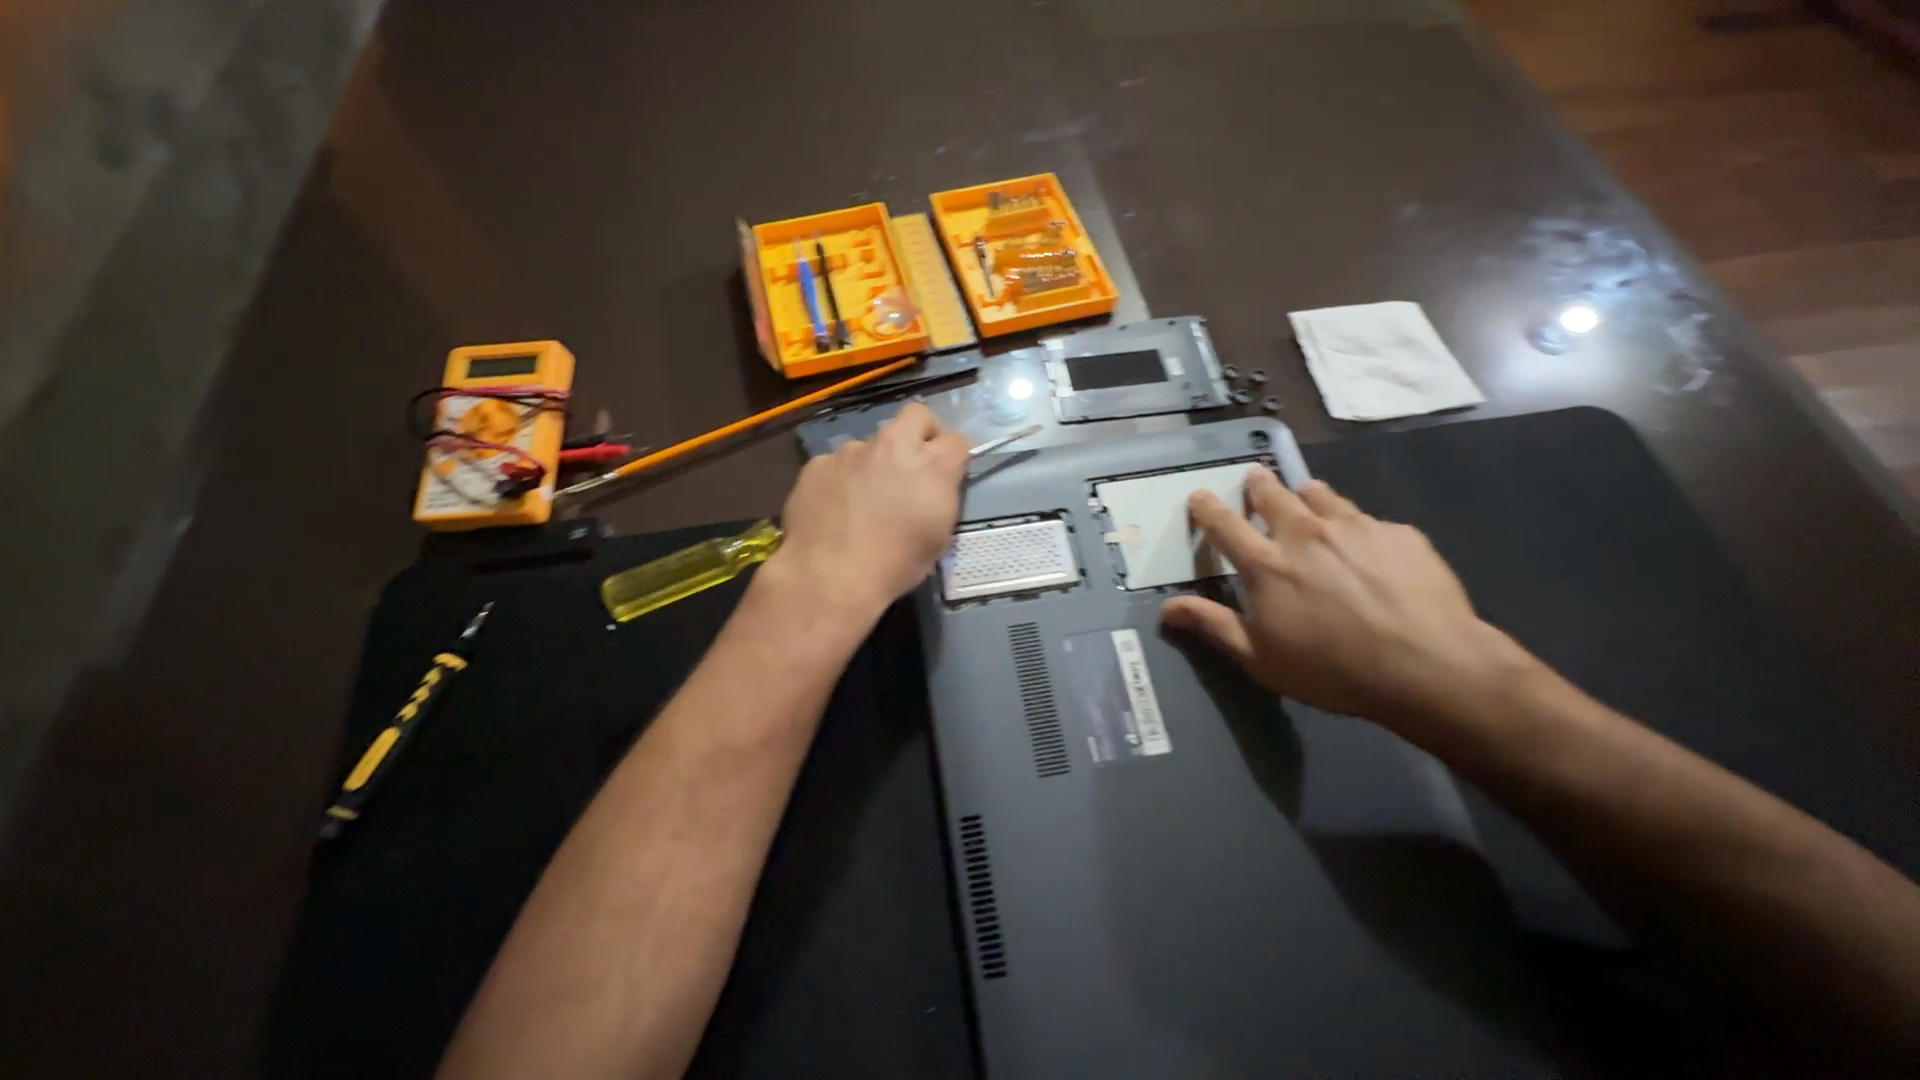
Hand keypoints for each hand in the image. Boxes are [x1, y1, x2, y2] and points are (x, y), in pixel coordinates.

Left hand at [763, 402, 970, 623]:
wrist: (829, 576)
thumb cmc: (894, 566)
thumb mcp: (937, 538)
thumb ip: (940, 499)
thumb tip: (934, 487)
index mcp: (931, 466)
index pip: (957, 440)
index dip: (955, 455)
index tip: (949, 472)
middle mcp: (893, 447)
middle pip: (916, 415)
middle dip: (921, 432)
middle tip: (914, 463)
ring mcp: (851, 452)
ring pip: (871, 443)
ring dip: (875, 462)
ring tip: (864, 497)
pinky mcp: (818, 463)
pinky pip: (837, 463)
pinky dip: (842, 478)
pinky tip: (835, 507)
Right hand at [1161, 467, 1530, 730]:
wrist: (1428, 665)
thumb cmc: (1332, 669)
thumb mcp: (1260, 658)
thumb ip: (1214, 625)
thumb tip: (1167, 607)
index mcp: (1266, 564)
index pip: (1224, 524)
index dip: (1207, 508)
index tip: (1199, 496)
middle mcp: (1305, 533)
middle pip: (1273, 493)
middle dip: (1258, 484)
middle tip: (1254, 478)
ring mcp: (1356, 527)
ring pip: (1321, 494)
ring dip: (1306, 495)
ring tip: (1308, 500)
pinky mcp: (1398, 533)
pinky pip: (1368, 519)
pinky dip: (1356, 526)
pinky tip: (1368, 548)